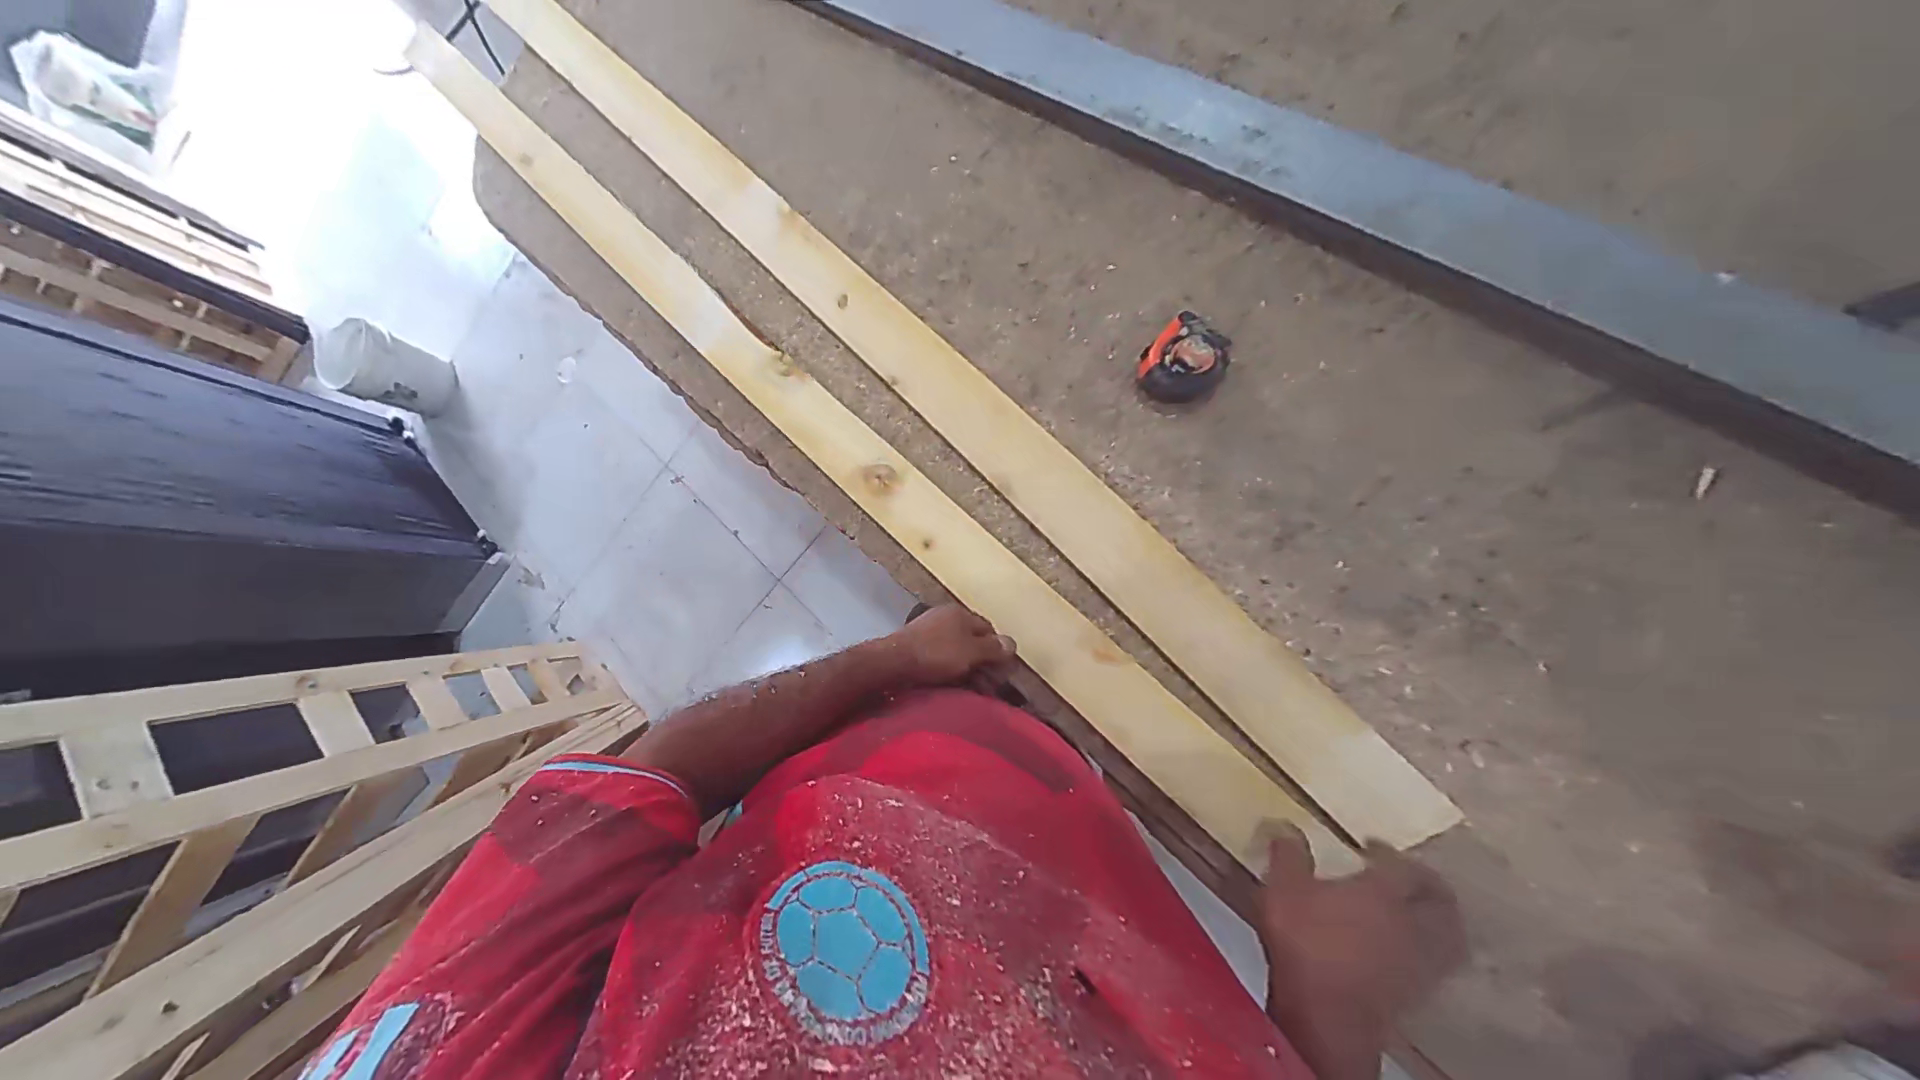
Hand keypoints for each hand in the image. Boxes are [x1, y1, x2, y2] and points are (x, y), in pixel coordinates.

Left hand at [882, 604, 1015, 686]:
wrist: (892, 662)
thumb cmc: (936, 654)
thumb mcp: (971, 652)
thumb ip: (993, 648)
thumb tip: (1011, 643)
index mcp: (960, 614)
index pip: (989, 629)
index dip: (998, 650)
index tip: (1003, 671)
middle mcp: (945, 618)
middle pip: (972, 640)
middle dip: (983, 662)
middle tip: (990, 686)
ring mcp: (928, 631)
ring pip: (956, 651)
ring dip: (967, 669)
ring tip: (972, 690)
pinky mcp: (915, 647)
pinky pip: (940, 658)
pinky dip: (949, 671)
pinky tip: (951, 685)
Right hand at [1259, 826, 1465, 1079]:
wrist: (1327, 1014)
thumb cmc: (1305, 941)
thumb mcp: (1284, 886)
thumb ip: (1289, 854)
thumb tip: (1286, 826)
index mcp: (1384, 891)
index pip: (1400, 864)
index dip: (1388, 852)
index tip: (1370, 846)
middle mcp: (1412, 923)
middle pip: (1442, 901)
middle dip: (1429, 885)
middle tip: (1410, 877)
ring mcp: (1419, 961)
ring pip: (1448, 935)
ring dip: (1438, 920)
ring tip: (1416, 913)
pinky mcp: (1416, 993)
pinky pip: (1435, 964)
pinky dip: (1427, 950)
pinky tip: (1403, 949)